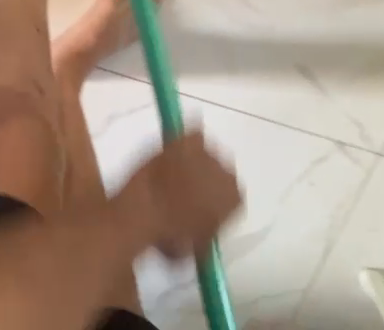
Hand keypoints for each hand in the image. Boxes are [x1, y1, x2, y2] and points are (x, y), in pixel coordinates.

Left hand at [116, 130, 242, 258]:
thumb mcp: (195, 248)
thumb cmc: (171, 234)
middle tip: (184, 191)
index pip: (231, 198)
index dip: (214, 203)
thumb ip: (206, 236)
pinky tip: (171, 153)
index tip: (199, 209)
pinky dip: (183, 142)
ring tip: (172, 174)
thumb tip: (200, 235)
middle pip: (219, 173)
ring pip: (205, 153)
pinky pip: (192, 135)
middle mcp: (228, 172)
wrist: (148, 207)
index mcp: (235, 199)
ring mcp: (209, 150)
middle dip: (205, 180)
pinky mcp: (190, 135)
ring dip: (193, 161)